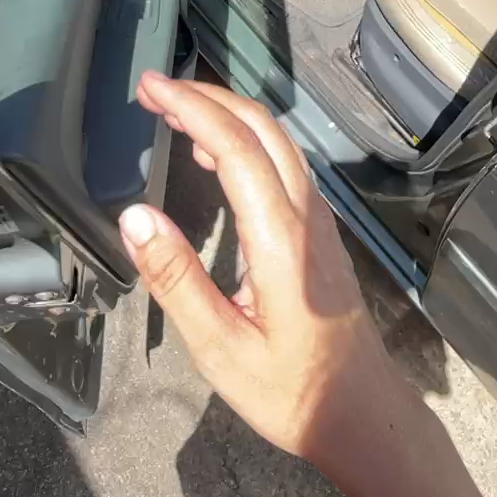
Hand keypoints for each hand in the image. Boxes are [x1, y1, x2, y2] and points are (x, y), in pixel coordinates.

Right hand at [120, 73, 414, 471]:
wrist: (362, 409)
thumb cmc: (290, 389)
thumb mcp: (220, 349)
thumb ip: (177, 279)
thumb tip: (135, 215)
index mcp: (280, 238)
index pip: (236, 147)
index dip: (191, 108)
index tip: (151, 86)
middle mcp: (306, 214)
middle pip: (261, 128)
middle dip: (207, 97)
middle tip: (155, 90)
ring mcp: (318, 218)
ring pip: (277, 141)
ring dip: (227, 114)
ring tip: (175, 112)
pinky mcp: (319, 228)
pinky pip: (284, 163)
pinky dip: (246, 139)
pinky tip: (215, 155)